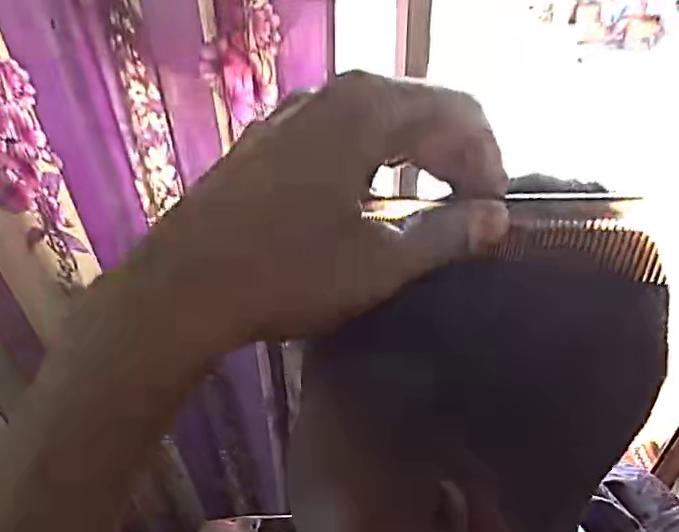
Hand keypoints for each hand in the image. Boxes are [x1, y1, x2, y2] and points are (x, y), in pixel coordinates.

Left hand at [109, 72, 508, 363]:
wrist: (184, 288)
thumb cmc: (286, 274)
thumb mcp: (375, 265)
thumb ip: (442, 237)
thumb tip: (494, 221)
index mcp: (366, 107)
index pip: (457, 113)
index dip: (487, 162)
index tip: (495, 214)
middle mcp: (327, 95)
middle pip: (414, 109)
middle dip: (452, 156)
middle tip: (469, 209)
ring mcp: (286, 119)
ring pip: (370, 126)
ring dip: (408, 161)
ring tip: (423, 206)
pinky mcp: (259, 149)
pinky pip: (332, 144)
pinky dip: (365, 168)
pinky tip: (361, 204)